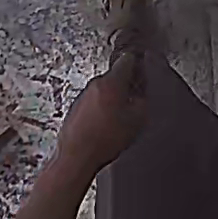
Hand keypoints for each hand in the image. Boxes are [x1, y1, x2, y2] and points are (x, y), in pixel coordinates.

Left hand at [55, 51, 146, 177]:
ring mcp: (82, 97)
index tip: (141, 73)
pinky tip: (103, 127)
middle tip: (132, 101)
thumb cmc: (105, 139)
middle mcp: (95, 84)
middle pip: (114, 76)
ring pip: (102, 90)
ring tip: (116, 119)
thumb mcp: (137, 120)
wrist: (76, 158)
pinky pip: (91, 103)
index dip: (137, 65)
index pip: (127, 60)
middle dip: (124, 86)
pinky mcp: (74, 109)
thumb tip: (141, 96)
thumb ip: (143, 101)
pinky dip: (98, 110)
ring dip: (110, 99)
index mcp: (112, 82)